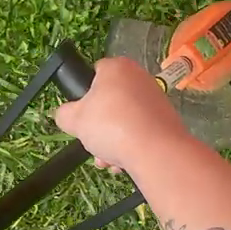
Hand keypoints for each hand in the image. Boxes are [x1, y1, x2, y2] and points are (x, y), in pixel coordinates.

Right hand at [53, 57, 196, 172]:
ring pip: (124, 119)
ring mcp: (155, 97)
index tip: (82, 115)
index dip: (84, 95)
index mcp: (116, 67)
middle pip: (110, 101)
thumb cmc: (111, 126)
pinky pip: (140, 130)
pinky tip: (124, 162)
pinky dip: (131, 145)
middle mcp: (138, 76)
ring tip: (107, 160)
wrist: (154, 149)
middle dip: (99, 126)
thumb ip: (64, 115)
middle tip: (93, 143)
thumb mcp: (74, 120)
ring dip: (112, 141)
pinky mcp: (166, 118)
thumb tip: (66, 115)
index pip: (94, 73)